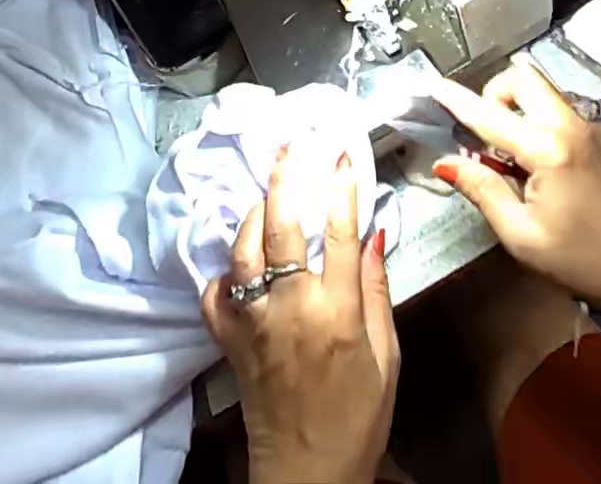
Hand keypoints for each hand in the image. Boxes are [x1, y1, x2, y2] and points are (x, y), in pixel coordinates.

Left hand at [202, 146, 398, 483]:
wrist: (306, 476)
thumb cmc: (357, 416)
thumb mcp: (385, 356)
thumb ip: (375, 291)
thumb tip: (372, 234)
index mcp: (337, 313)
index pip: (339, 232)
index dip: (340, 188)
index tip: (339, 157)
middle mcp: (292, 309)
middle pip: (284, 228)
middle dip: (286, 180)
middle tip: (290, 150)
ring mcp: (254, 323)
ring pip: (245, 251)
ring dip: (255, 213)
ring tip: (266, 190)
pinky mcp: (229, 341)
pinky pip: (215, 293)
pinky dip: (224, 269)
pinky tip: (238, 256)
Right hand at [431, 63, 600, 328]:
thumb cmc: (593, 264)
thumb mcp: (525, 238)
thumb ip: (484, 191)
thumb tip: (447, 162)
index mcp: (548, 148)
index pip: (488, 115)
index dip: (457, 100)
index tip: (435, 84)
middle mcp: (573, 124)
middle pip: (524, 79)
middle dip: (496, 93)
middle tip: (487, 132)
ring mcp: (599, 127)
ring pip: (548, 94)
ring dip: (523, 109)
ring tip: (520, 160)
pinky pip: (569, 114)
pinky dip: (548, 126)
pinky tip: (556, 171)